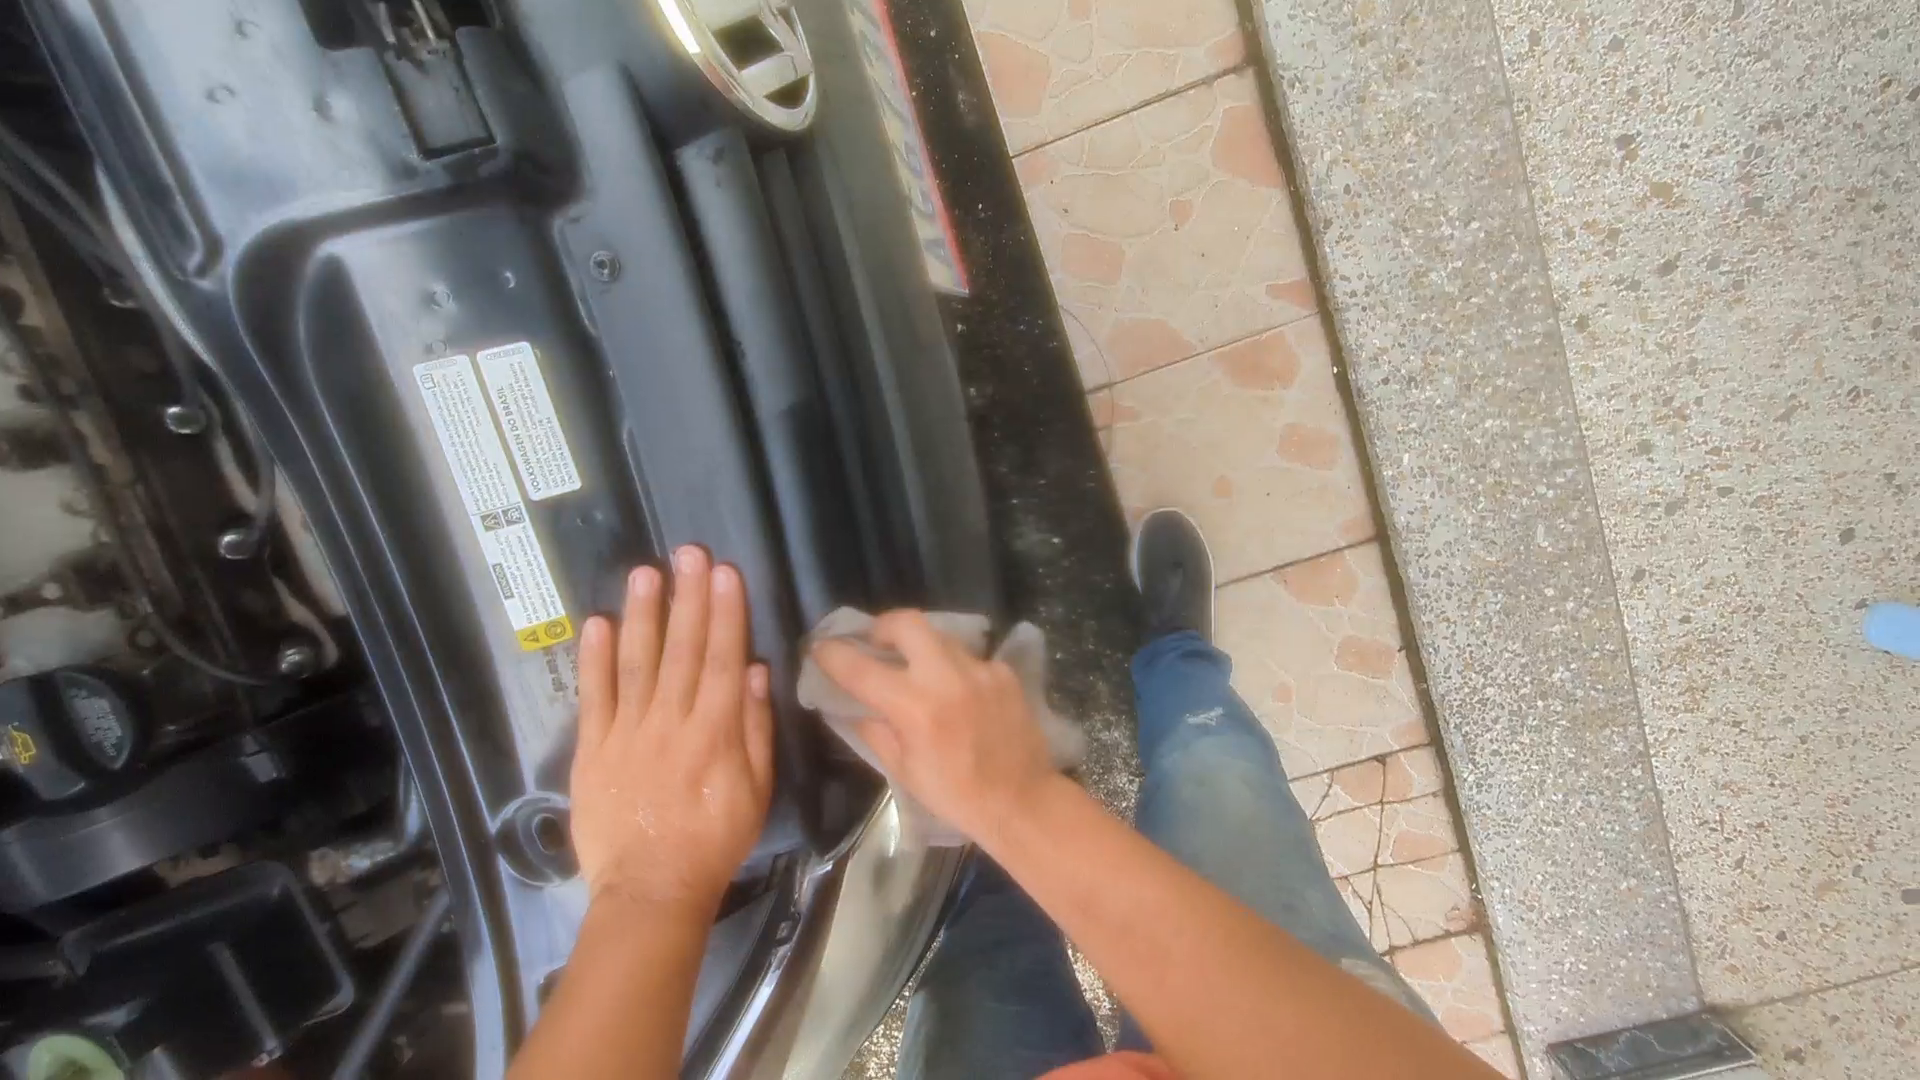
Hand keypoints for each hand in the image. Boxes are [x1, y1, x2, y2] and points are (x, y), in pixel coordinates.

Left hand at [569, 547, 773, 912]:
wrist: (650, 891)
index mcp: (715, 731)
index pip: (723, 658)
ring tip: (646, 572)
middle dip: (687, 598)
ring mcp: (627, 733)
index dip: (725, 613)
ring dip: (642, 615)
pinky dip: (594, 659)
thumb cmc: (714, 840)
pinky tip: (596, 623)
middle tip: (688, 553)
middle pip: (683, 650)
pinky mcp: (593, 749)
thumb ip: (755, 729)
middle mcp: (671, 722)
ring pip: (637, 663)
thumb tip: (756, 673)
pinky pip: (594, 697)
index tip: (724, 573)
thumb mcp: (756, 790)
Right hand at [811, 611, 1056, 843]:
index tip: (820, 647)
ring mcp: (980, 670)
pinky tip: (959, 695)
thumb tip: (853, 705)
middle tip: (876, 643)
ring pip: (940, 638)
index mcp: (915, 708)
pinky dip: (956, 671)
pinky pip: (970, 659)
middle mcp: (947, 678)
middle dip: (884, 627)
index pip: (861, 668)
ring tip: (919, 673)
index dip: (833, 654)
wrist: (1021, 800)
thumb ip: (874, 730)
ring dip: (922, 650)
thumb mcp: (902, 770)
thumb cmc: (955, 795)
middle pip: (907, 623)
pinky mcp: (1004, 672)